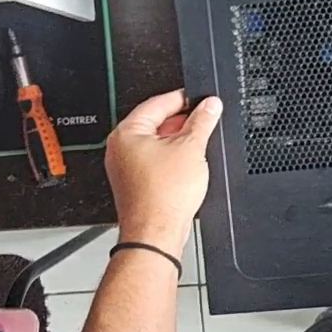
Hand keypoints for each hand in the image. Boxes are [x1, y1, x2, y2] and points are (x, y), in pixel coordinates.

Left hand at [106, 90, 223, 255]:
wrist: (156, 232)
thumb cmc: (162, 196)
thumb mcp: (191, 148)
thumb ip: (202, 121)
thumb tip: (210, 105)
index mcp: (127, 132)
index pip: (157, 103)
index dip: (183, 98)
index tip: (200, 99)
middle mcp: (121, 148)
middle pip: (156, 122)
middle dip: (182, 121)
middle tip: (205, 120)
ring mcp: (126, 167)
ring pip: (157, 143)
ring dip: (178, 141)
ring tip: (199, 144)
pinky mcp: (135, 183)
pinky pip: (155, 161)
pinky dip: (172, 158)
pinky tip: (189, 164)